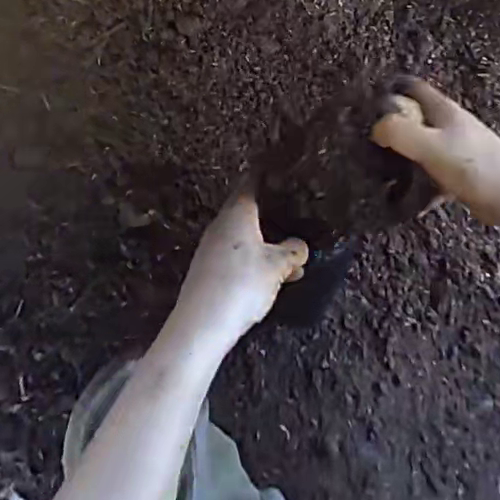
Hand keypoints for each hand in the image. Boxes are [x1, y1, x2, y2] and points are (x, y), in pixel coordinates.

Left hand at [173, 190, 308, 343]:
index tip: (282, 172)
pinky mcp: (207, 269)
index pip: (252, 182)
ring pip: (243, 235)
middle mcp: (221, 224)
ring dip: (265, 242)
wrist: (199, 327)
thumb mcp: (277, 266)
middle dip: (270, 213)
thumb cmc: (241, 285)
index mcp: (237, 212)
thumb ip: (293, 251)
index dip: (267, 175)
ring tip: (290, 259)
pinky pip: (235, 255)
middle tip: (293, 215)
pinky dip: (253, 259)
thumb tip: (299, 246)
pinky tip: (269, 278)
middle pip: (247, 209)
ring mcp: (211, 247)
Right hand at [371, 77, 499, 223]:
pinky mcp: (461, 173)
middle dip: (394, 127)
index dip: (391, 90)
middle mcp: (449, 124)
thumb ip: (399, 132)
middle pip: (415, 117)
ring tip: (381, 171)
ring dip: (405, 157)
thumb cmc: (473, 164)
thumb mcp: (430, 145)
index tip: (368, 105)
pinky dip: (419, 183)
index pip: (413, 87)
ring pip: (423, 146)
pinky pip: (432, 174)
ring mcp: (457, 149)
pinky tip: (407, 200)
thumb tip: (376, 128)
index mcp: (443, 110)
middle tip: (368, 142)